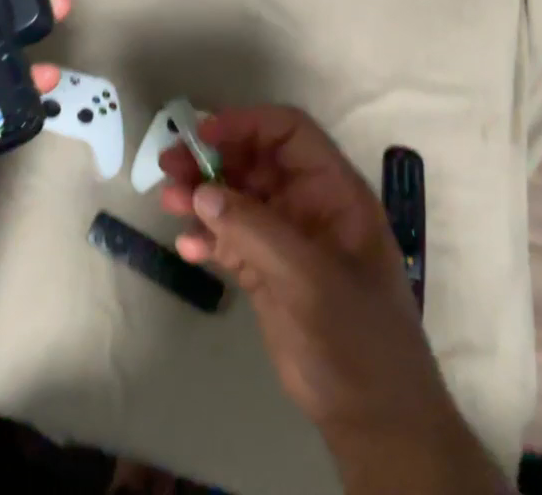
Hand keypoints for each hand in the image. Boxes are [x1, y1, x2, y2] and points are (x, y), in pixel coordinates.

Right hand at [157, 107, 450, 434]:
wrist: (372, 417)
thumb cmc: (356, 338)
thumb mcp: (310, 278)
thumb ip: (255, 230)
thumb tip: (201, 192)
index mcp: (335, 195)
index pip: (290, 134)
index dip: (246, 124)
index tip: (201, 136)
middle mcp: (309, 208)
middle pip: (254, 162)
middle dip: (212, 160)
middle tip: (169, 167)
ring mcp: (286, 241)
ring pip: (236, 198)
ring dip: (200, 196)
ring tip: (168, 203)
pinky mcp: (265, 272)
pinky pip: (228, 238)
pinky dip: (205, 237)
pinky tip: (187, 249)